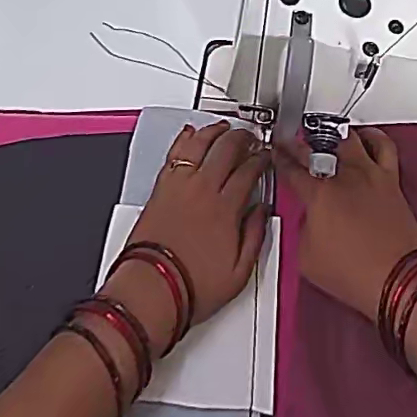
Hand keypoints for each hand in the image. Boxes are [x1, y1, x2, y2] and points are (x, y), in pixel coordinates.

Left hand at [109, 123, 270, 346]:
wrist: (152, 288)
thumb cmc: (191, 285)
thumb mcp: (239, 272)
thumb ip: (255, 236)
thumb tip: (261, 214)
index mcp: (227, 209)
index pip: (250, 170)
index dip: (261, 159)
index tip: (264, 157)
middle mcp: (204, 190)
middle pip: (227, 149)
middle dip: (243, 138)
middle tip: (250, 137)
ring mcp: (180, 186)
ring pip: (200, 144)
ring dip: (215, 132)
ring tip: (223, 128)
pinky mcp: (160, 189)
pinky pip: (175, 153)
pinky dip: (184, 139)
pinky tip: (189, 134)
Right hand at [273, 127, 416, 321]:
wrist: (395, 280)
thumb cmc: (356, 273)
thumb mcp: (306, 256)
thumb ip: (302, 229)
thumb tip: (307, 221)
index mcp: (318, 195)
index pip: (291, 168)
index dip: (280, 158)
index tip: (277, 154)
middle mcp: (344, 178)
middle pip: (315, 148)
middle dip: (299, 144)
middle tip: (293, 142)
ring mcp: (369, 175)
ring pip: (348, 139)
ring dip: (332, 135)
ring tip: (326, 135)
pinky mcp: (390, 181)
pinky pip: (383, 147)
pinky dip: (373, 137)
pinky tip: (366, 137)